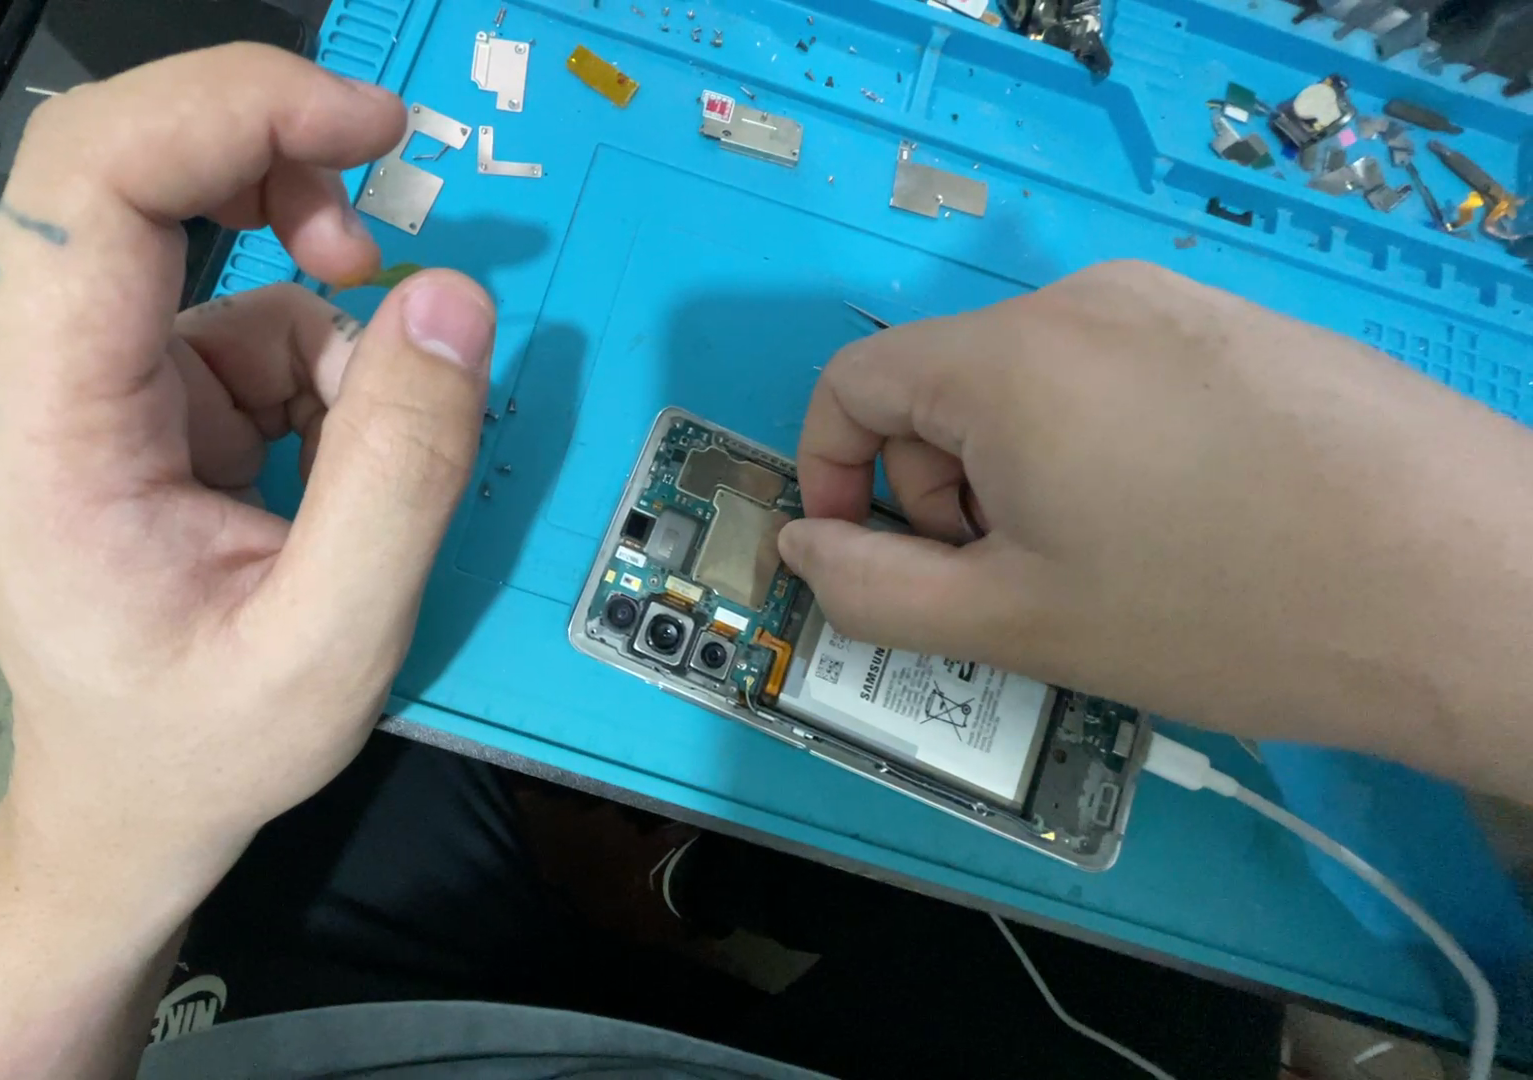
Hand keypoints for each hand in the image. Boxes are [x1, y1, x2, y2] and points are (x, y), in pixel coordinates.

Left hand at [0, 46, 493, 915]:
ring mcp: (110, 396)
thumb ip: (405, 471)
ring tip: (377, 440)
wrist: (139, 807)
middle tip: (377, 253)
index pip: (97, 186)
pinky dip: (334, 383)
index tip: (373, 131)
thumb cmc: (210, 746)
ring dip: (334, 330)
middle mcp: (55, 386)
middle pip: (140, 187)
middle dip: (280, 182)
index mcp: (53, 430)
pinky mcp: (162, 416)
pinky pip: (264, 346)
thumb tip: (452, 305)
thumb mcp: (336, 636)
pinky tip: (348, 465)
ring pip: (234, 281)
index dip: (234, 112)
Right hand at [780, 261, 1532, 797]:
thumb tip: (801, 543)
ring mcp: (1162, 302)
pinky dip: (1067, 446)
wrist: (1507, 600)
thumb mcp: (1005, 620)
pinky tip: (1150, 513)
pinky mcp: (1223, 324)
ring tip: (1076, 551)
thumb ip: (867, 588)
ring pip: (1006, 386)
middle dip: (927, 486)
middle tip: (995, 570)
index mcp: (1009, 359)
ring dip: (996, 473)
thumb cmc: (1219, 610)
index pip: (848, 382)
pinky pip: (1087, 375)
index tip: (864, 546)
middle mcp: (1078, 300)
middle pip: (928, 388)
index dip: (828, 469)